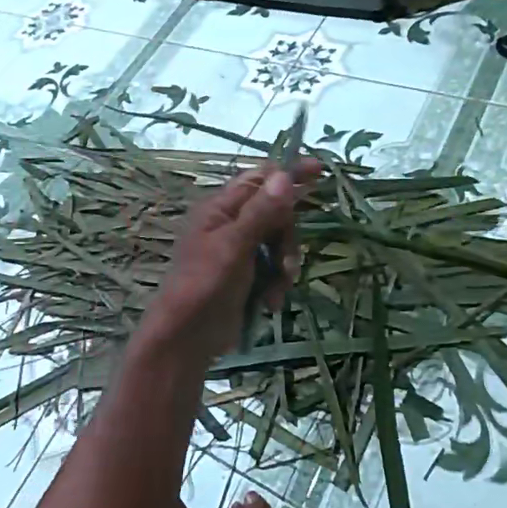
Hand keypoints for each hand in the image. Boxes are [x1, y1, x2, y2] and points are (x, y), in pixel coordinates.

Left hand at [134, 158, 322, 363]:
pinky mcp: (246, 276)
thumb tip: (284, 175)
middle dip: (286, 239)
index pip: (260, 178)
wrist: (187, 337)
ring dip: (284, 266)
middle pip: (276, 214)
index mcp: (220, 208)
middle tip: (286, 264)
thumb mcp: (234, 246)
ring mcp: (238, 250)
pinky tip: (270, 302)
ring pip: (278, 243)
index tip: (320, 170)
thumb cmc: (205, 285)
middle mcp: (230, 224)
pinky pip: (273, 268)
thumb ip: (261, 212)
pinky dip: (276, 284)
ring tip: (277, 289)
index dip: (288, 174)